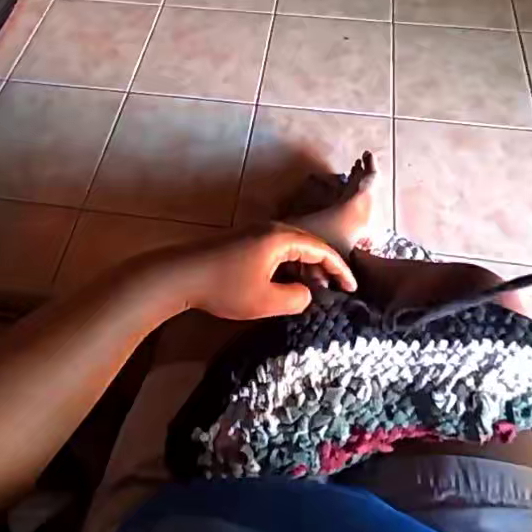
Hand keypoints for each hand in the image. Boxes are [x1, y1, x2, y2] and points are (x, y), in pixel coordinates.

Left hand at [125, 223, 356, 320]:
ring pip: (292, 246)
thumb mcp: (266, 302)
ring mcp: (256, 233)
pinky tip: (286, 284)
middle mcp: (272, 229)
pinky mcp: (244, 241)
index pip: (322, 249)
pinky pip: (277, 249)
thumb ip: (296, 299)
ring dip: (306, 267)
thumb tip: (307, 294)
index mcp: (281, 238)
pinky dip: (289, 265)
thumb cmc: (225, 288)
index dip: (340, 269)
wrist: (179, 275)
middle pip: (309, 244)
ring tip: (312, 290)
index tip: (352, 287)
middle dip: (325, 267)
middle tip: (334, 290)